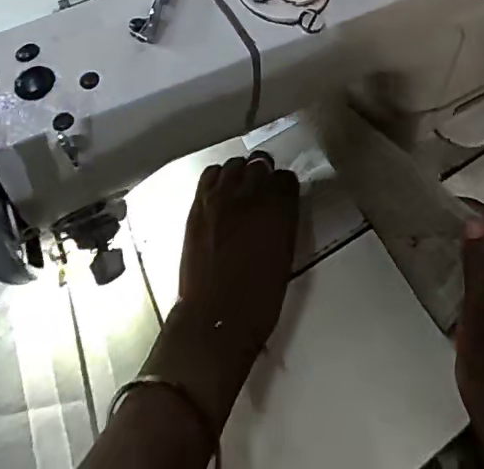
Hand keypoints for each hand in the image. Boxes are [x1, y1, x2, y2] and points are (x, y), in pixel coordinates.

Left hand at [143, 152, 299, 429]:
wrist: (214, 317)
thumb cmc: (258, 301)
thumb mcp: (284, 259)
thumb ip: (283, 225)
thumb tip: (280, 208)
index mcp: (275, 213)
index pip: (286, 179)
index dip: (286, 185)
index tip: (285, 192)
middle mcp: (246, 198)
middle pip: (259, 165)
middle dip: (265, 172)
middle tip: (266, 183)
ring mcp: (217, 199)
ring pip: (233, 165)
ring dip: (242, 171)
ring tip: (243, 184)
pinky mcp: (197, 205)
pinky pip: (209, 176)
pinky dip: (218, 177)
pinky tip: (221, 189)